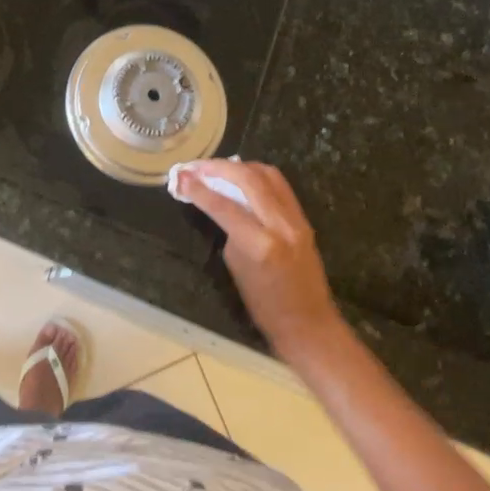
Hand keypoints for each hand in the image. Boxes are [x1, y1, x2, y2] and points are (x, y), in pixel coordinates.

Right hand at [178, 159, 342, 353]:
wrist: (308, 323)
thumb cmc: (265, 306)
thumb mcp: (236, 267)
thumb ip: (229, 230)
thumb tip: (218, 204)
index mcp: (261, 244)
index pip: (224, 206)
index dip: (199, 188)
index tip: (180, 176)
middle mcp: (281, 225)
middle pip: (249, 179)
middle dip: (219, 167)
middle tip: (196, 167)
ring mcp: (297, 219)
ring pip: (268, 174)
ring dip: (240, 166)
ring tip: (217, 168)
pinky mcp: (303, 219)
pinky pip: (279, 185)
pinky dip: (257, 175)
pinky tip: (242, 178)